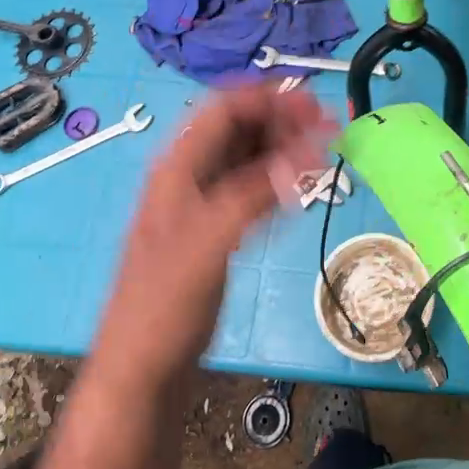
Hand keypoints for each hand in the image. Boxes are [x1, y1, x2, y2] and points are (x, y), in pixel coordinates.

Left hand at [94, 84, 333, 379]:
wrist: (141, 371)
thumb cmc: (164, 305)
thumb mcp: (208, 244)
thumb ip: (255, 195)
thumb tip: (307, 151)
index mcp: (177, 168)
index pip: (223, 110)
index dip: (266, 98)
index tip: (312, 101)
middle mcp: (189, 178)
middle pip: (237, 129)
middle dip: (281, 119)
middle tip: (327, 125)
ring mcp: (202, 206)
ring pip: (246, 159)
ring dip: (282, 148)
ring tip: (323, 150)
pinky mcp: (215, 233)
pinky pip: (250, 190)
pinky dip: (277, 180)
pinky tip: (301, 186)